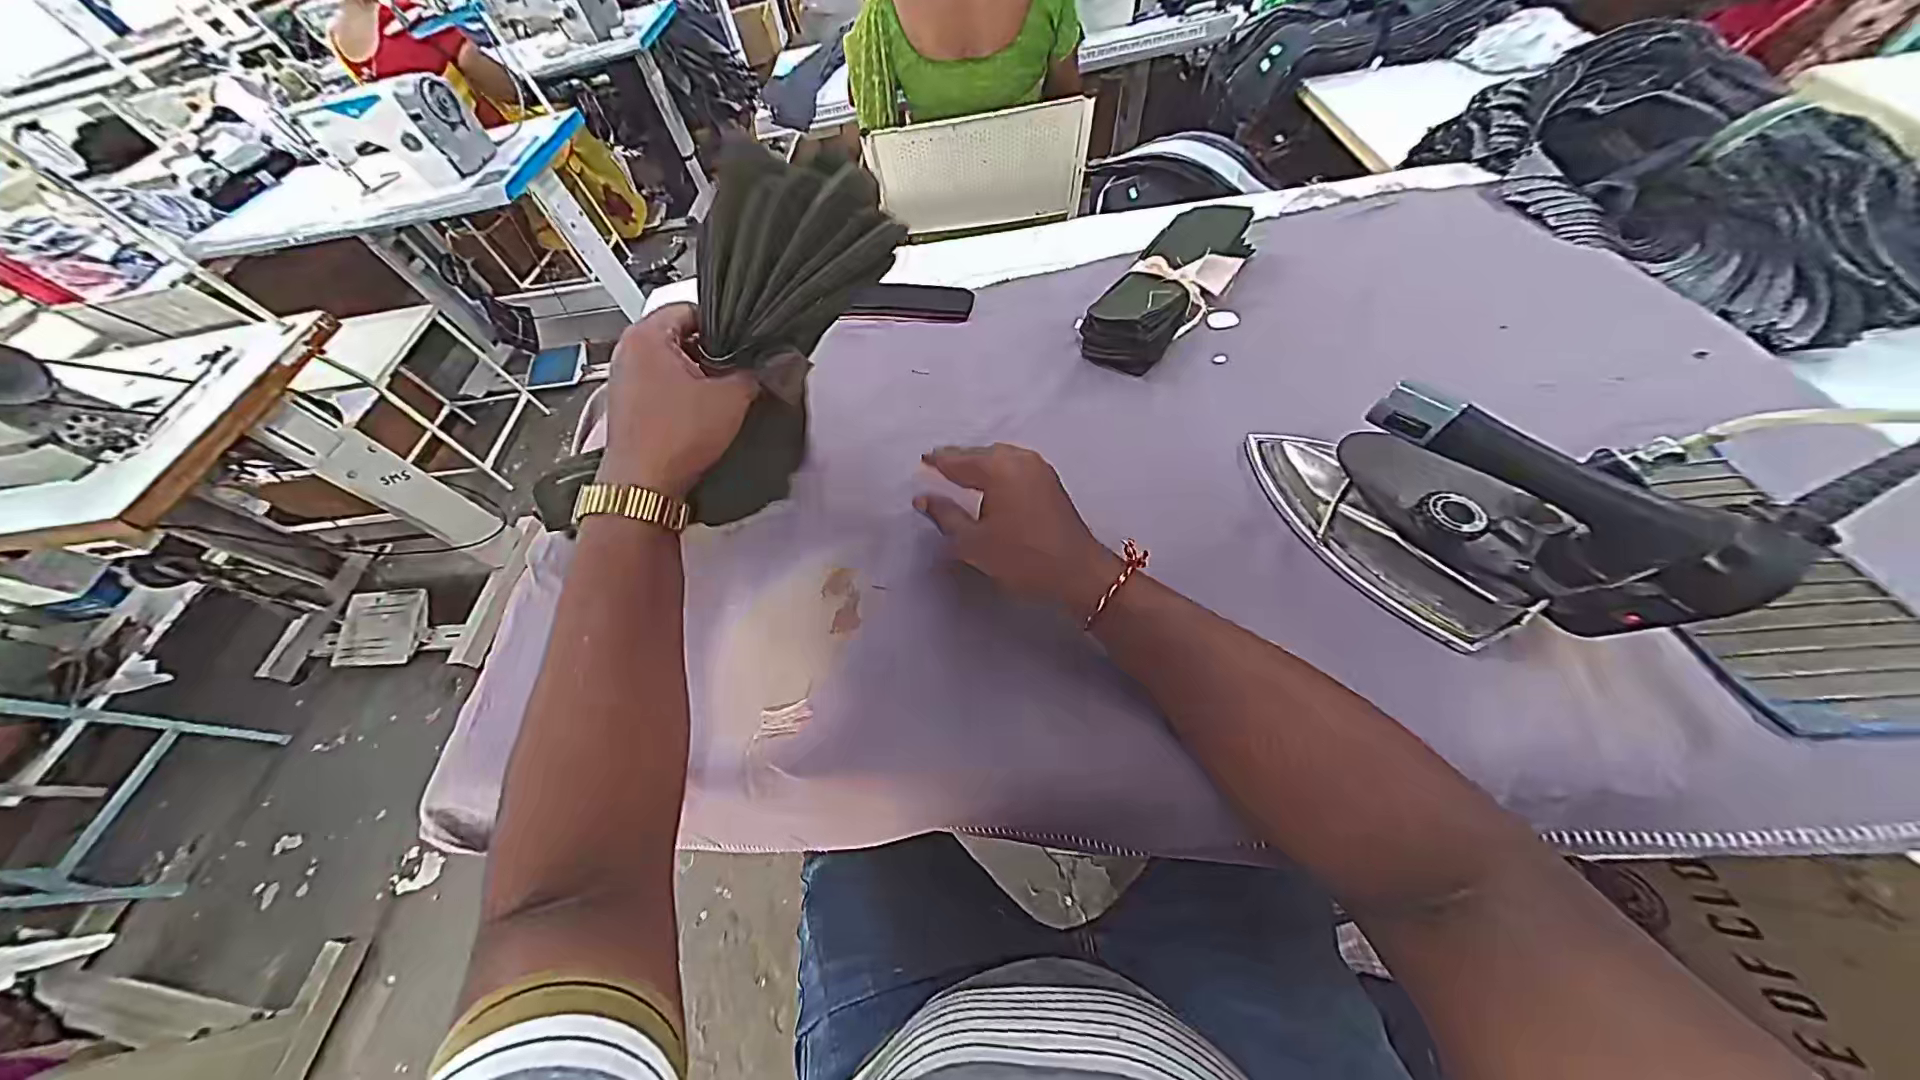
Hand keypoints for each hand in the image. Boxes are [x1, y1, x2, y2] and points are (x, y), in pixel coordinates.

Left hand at [601, 304, 757, 496]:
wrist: (644, 485)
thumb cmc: (671, 440)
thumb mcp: (731, 398)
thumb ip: (755, 373)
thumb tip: (772, 364)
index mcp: (646, 336)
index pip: (690, 309)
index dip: (722, 325)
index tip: (740, 343)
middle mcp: (628, 353)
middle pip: (681, 337)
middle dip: (711, 354)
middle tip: (735, 374)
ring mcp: (625, 380)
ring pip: (672, 364)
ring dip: (698, 377)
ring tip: (719, 398)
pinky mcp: (629, 406)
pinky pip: (662, 389)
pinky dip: (683, 397)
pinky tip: (701, 416)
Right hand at [915, 444, 1120, 618]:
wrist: (1077, 573)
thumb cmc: (1022, 558)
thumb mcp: (973, 542)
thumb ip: (945, 516)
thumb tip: (924, 499)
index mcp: (998, 468)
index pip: (958, 460)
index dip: (937, 462)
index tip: (921, 462)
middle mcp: (1019, 459)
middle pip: (980, 454)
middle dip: (958, 460)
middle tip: (936, 467)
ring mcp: (1039, 468)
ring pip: (1000, 458)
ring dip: (979, 464)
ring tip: (960, 476)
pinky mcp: (1050, 482)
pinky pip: (1015, 466)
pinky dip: (997, 471)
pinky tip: (990, 485)